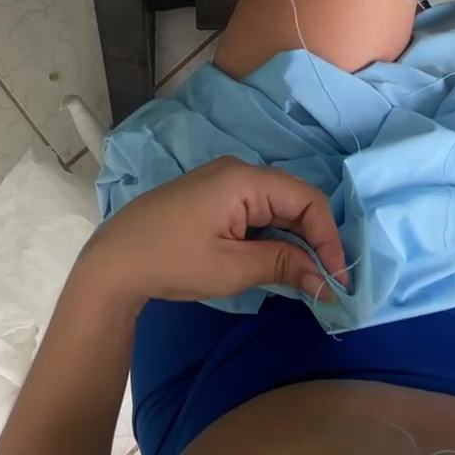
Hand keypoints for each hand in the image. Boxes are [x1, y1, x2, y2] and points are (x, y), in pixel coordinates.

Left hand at [74, 156, 349, 304]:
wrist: (116, 259)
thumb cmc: (172, 260)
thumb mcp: (232, 269)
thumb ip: (283, 266)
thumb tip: (328, 281)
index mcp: (243, 179)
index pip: (307, 198)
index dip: (329, 237)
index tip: (338, 279)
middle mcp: (237, 172)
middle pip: (293, 200)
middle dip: (314, 240)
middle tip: (328, 283)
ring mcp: (224, 183)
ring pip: (276, 207)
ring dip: (295, 240)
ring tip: (309, 278)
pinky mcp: (214, 198)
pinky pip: (257, 211)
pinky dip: (273, 236)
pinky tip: (279, 263)